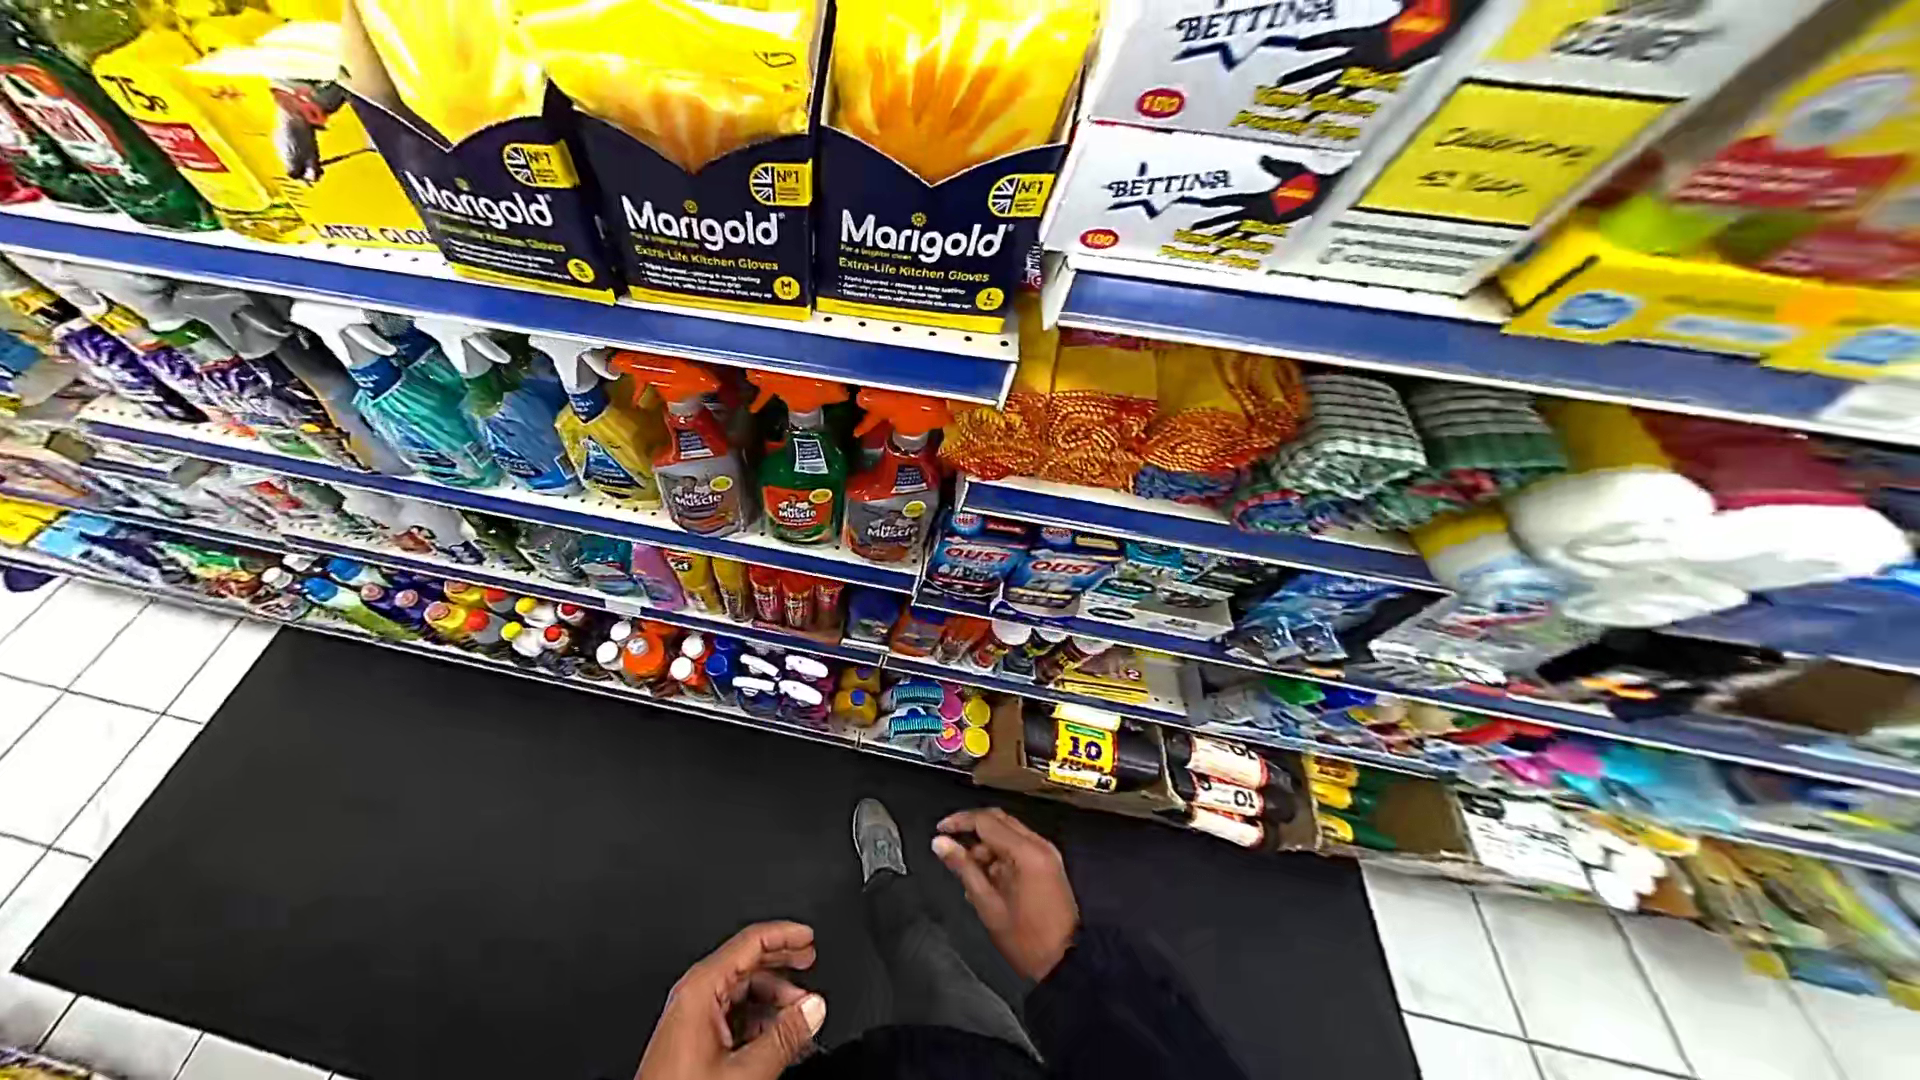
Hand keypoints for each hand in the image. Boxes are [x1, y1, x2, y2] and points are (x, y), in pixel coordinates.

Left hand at [634, 921, 826, 1079]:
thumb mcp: (742, 1073)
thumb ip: (784, 1036)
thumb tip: (813, 1007)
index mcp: (701, 988)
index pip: (751, 941)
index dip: (785, 935)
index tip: (808, 937)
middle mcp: (694, 996)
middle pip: (748, 962)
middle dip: (783, 964)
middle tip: (809, 962)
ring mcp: (691, 1018)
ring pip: (742, 991)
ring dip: (775, 999)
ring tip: (799, 1015)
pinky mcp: (692, 1041)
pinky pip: (733, 1014)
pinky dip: (760, 1020)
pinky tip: (779, 1038)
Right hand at [932, 808, 1079, 981]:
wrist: (1066, 964)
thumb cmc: (1025, 939)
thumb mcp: (988, 905)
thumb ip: (964, 868)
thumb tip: (940, 843)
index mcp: (1026, 851)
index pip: (987, 821)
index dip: (960, 821)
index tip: (939, 829)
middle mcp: (1038, 844)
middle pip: (999, 820)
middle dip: (972, 828)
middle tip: (949, 844)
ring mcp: (1045, 852)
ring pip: (1008, 832)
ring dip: (985, 845)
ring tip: (967, 873)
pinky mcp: (1047, 863)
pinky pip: (1018, 847)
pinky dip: (999, 855)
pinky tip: (984, 878)